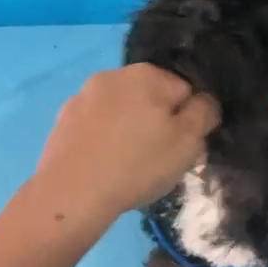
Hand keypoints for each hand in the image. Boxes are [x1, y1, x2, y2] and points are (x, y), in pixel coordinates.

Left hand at [34, 64, 218, 218]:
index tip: (180, 150)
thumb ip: (204, 114)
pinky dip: (101, 143)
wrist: (72, 192)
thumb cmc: (138, 165)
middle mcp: (113, 75)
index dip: (187, 122)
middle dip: (155, 125)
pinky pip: (94, 129)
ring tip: (126, 168)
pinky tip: (102, 168)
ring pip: (119, 114)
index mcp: (147, 74)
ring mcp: (82, 97)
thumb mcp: (188, 142)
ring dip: (127, 133)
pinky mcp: (62, 122)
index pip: (183, 92)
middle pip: (149, 100)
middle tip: (155, 162)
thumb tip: (204, 101)